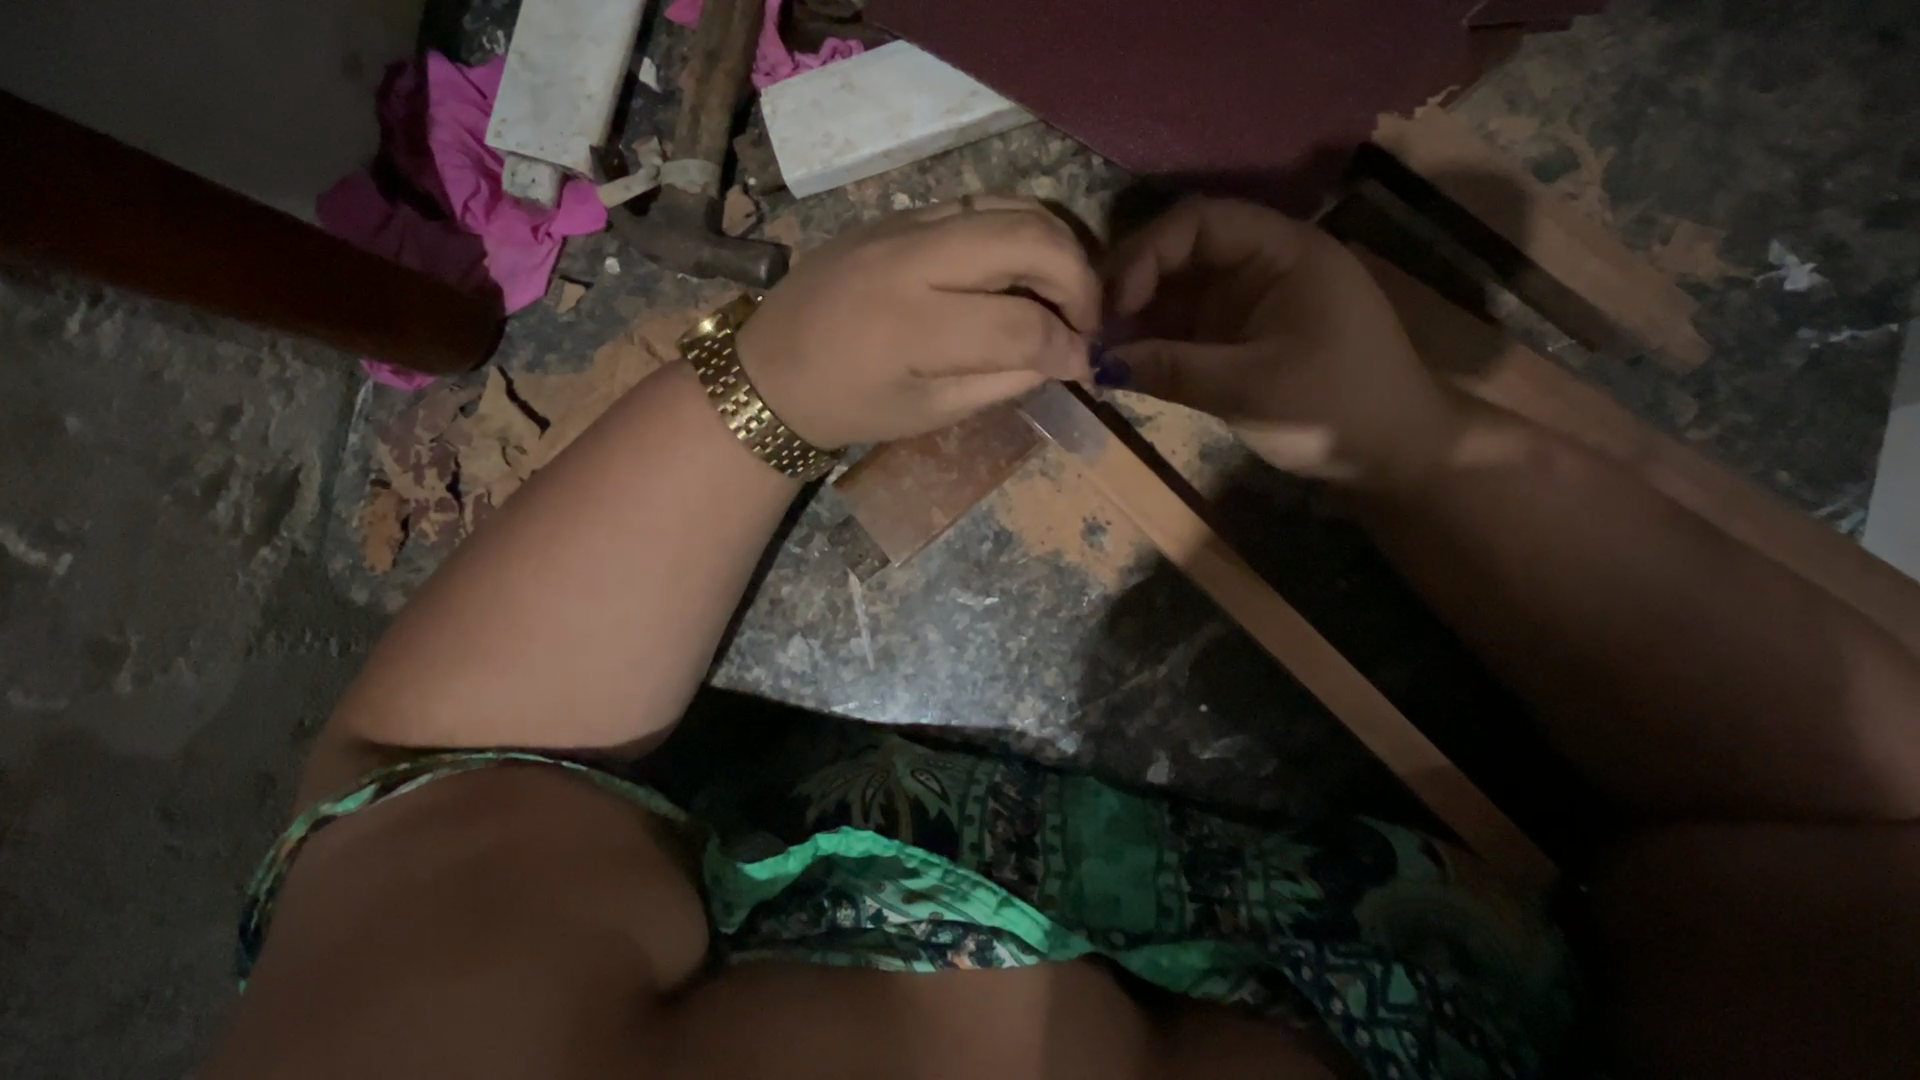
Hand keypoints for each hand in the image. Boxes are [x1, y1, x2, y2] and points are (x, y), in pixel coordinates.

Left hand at [735, 196, 1099, 448]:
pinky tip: (1023, 268)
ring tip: (1064, 291)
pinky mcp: (899, 212)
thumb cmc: (848, 406)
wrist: (769, 369)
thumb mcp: (929, 413)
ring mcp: (903, 224)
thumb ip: (1002, 380)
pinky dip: (1018, 230)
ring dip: (1055, 244)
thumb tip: (1064, 355)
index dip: (1069, 346)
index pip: (1022, 323)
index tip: (1085, 363)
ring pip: (1012, 205)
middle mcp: (911, 258)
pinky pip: (980, 204)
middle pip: (1030, 236)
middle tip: (1086, 319)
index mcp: (912, 327)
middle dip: (1079, 278)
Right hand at [1104, 198, 1462, 486]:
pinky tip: (1123, 364)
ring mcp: (1250, 302)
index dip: (1146, 255)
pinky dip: (1154, 343)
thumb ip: (1172, 369)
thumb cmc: (1335, 410)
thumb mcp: (1249, 389)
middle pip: (1181, 252)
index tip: (1112, 306)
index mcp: (1283, 252)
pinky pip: (1186, 326)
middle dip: (1132, 285)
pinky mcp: (1241, 337)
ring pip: (1178, 291)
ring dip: (1136, 317)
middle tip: (1090, 329)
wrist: (1393, 455)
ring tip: (1097, 350)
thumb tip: (1094, 364)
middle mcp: (1262, 265)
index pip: (1198, 222)